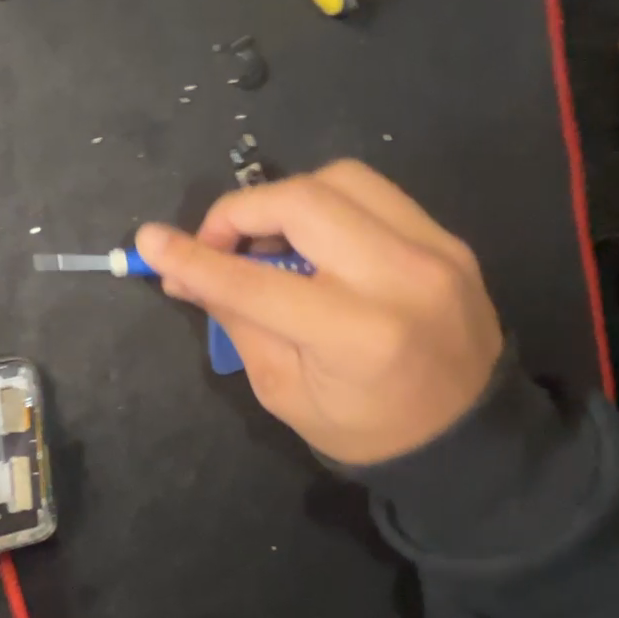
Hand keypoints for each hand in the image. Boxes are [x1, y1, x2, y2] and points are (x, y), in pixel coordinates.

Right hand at [135, 160, 503, 464]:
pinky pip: (370, 193)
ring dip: (283, 201)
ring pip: (339, 180)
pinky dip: (322, 205)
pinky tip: (308, 241)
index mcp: (358, 336)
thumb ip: (236, 319)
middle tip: (216, 244)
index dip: (195, 258)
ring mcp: (435, 250)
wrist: (469, 437)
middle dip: (240, 212)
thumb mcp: (283, 388)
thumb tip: (181, 271)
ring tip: (264, 241)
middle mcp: (403, 279)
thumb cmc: (363, 427)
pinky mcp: (447, 238)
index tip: (149, 242)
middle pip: (304, 202)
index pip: (256, 283)